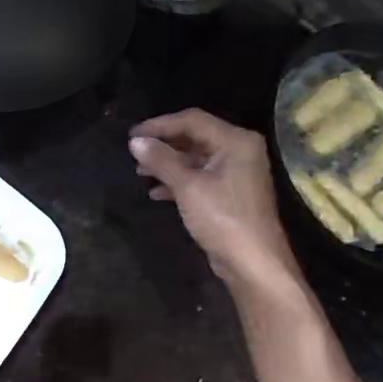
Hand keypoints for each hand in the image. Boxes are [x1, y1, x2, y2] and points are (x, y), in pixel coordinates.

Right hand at [128, 109, 298, 285]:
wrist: (251, 260)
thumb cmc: (222, 218)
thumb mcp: (187, 187)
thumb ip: (161, 161)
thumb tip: (135, 142)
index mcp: (235, 141)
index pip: (192, 121)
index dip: (159, 125)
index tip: (131, 135)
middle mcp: (239, 151)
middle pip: (194, 137)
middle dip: (163, 144)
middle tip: (134, 152)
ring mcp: (235, 172)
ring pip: (195, 159)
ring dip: (167, 164)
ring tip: (140, 172)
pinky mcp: (228, 193)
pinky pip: (199, 177)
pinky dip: (177, 181)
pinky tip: (156, 192)